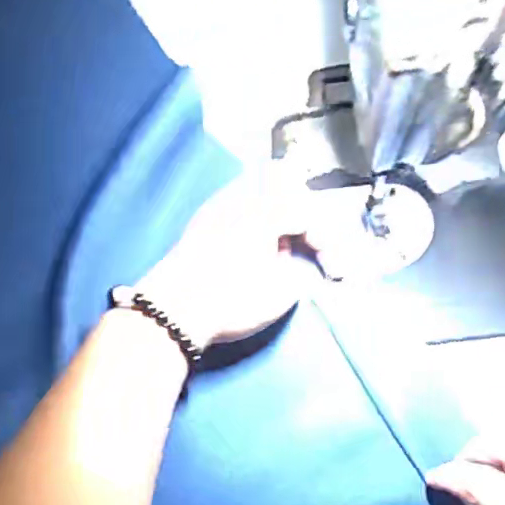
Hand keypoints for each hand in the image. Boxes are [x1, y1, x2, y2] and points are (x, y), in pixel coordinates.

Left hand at [133, 169, 326, 347]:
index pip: (308, 215)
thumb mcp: (282, 294)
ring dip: (276, 222)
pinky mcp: (198, 225)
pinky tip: (250, 254)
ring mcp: (215, 208)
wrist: (173, 310)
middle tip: (310, 251)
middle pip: (282, 194)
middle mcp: (240, 199)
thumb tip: (291, 259)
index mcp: (266, 211)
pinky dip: (253, 227)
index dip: (326, 243)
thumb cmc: (232, 300)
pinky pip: (236, 212)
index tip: (332, 270)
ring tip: (280, 254)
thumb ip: (299, 271)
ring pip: (257, 199)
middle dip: (301, 222)